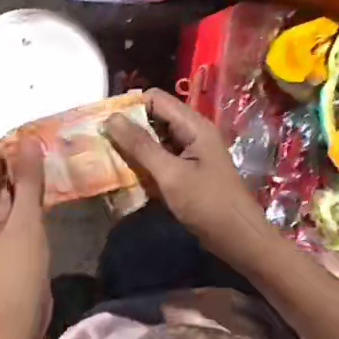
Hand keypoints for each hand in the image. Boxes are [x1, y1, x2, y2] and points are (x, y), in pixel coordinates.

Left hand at [0, 141, 50, 338]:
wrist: (9, 335)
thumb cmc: (14, 277)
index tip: (47, 135)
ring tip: (59, 165)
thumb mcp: (25, 223)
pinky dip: (29, 199)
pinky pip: (11, 210)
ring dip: (27, 179)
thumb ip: (28, 180)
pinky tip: (53, 194)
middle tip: (58, 147)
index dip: (13, 144)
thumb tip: (28, 140)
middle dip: (21, 158)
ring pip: (5, 191)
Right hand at [104, 89, 274, 258]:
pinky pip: (161, 160)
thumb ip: (141, 146)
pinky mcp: (188, 173)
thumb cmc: (208, 204)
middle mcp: (192, 133)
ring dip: (134, 150)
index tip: (102, 123)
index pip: (155, 99)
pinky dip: (144, 166)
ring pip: (155, 141)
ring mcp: (191, 153)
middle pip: (154, 118)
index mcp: (194, 125)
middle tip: (100, 144)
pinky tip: (126, 178)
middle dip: (128, 129)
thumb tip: (111, 118)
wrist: (239, 239)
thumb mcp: (171, 175)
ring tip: (106, 161)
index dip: (129, 106)